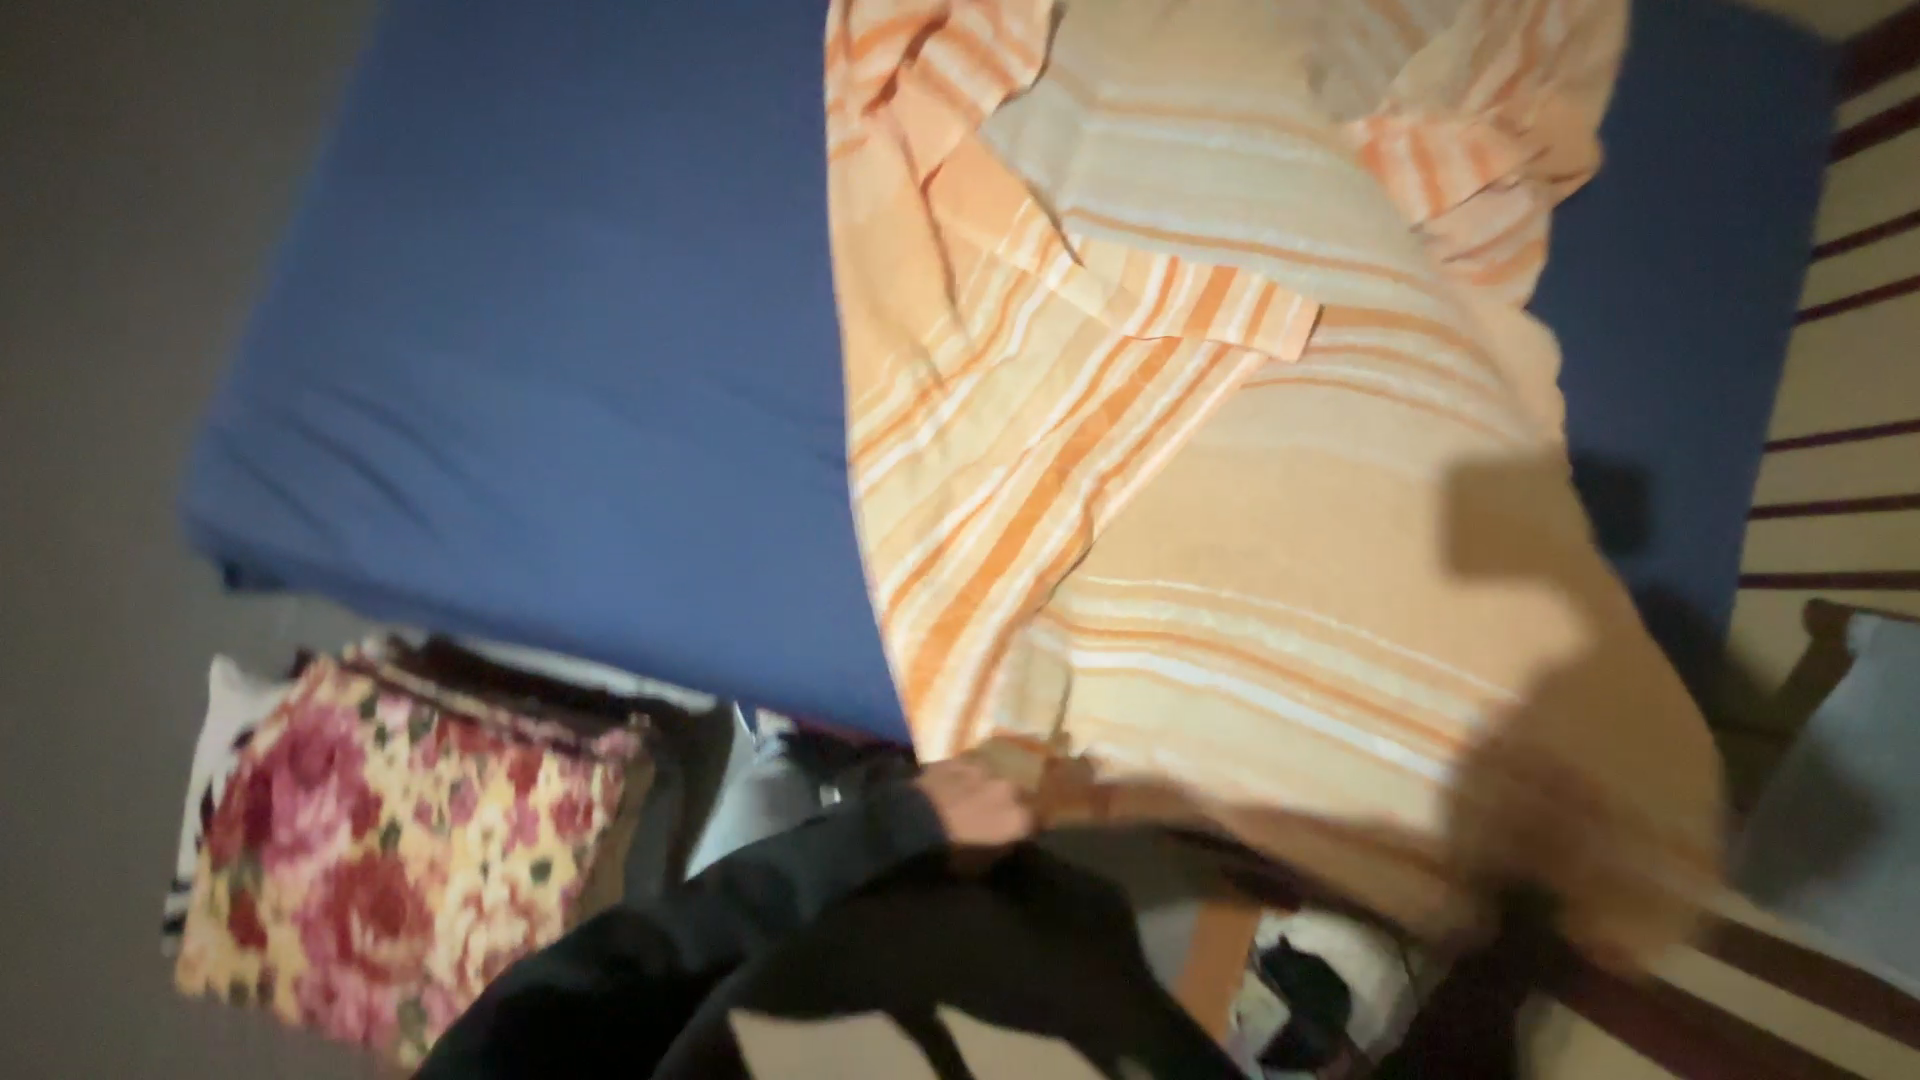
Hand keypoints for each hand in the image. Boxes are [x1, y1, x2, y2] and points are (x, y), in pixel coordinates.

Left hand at [913, 758, 1034, 847]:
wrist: (912, 822)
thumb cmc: (950, 853)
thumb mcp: (982, 865)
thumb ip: (1002, 848)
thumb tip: (1006, 841)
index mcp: (1019, 817)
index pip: (1036, 822)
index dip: (1026, 828)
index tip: (1017, 833)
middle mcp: (1009, 788)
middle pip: (1017, 795)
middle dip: (1007, 804)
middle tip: (992, 815)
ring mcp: (984, 769)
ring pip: (992, 778)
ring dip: (986, 787)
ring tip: (970, 799)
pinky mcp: (959, 758)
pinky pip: (968, 769)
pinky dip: (964, 778)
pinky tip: (951, 788)